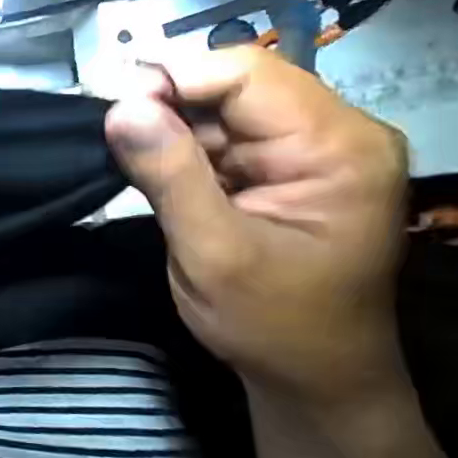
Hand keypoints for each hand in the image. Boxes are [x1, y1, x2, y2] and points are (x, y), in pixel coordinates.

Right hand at [104, 48, 408, 407]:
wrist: (314, 381)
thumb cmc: (274, 326)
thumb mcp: (213, 254)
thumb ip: (169, 176)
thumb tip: (121, 108)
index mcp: (340, 147)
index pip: (250, 76)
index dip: (178, 78)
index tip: (118, 108)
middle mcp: (338, 133)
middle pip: (240, 87)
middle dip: (174, 107)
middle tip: (118, 135)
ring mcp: (316, 150)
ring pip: (228, 111)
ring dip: (178, 131)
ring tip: (137, 160)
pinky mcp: (291, 169)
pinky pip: (230, 139)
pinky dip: (190, 152)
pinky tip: (163, 172)